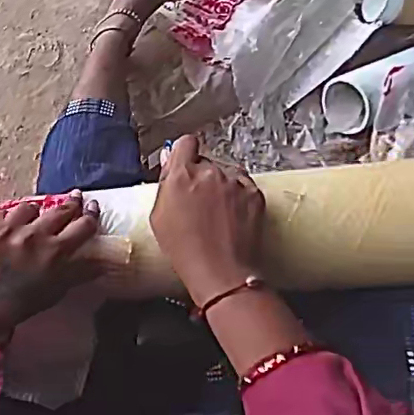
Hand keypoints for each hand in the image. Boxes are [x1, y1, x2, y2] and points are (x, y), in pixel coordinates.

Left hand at [0, 193, 101, 345]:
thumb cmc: (18, 305)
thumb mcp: (54, 292)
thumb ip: (79, 273)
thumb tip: (103, 262)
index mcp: (55, 254)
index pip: (83, 226)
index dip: (90, 214)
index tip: (91, 207)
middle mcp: (34, 236)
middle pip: (60, 210)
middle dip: (70, 204)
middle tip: (75, 198)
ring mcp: (9, 228)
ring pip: (31, 207)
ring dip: (35, 214)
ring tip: (33, 220)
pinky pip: (5, 212)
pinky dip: (8, 220)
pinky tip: (6, 231)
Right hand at [149, 136, 265, 304]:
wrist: (220, 271)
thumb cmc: (185, 249)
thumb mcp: (159, 217)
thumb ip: (164, 182)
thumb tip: (169, 159)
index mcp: (181, 174)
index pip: (185, 143)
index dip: (184, 153)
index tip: (184, 163)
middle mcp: (210, 172)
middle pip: (205, 161)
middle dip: (200, 176)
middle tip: (197, 202)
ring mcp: (235, 182)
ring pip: (226, 173)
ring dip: (221, 185)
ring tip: (216, 214)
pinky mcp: (255, 193)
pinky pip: (244, 185)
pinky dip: (238, 196)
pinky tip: (230, 217)